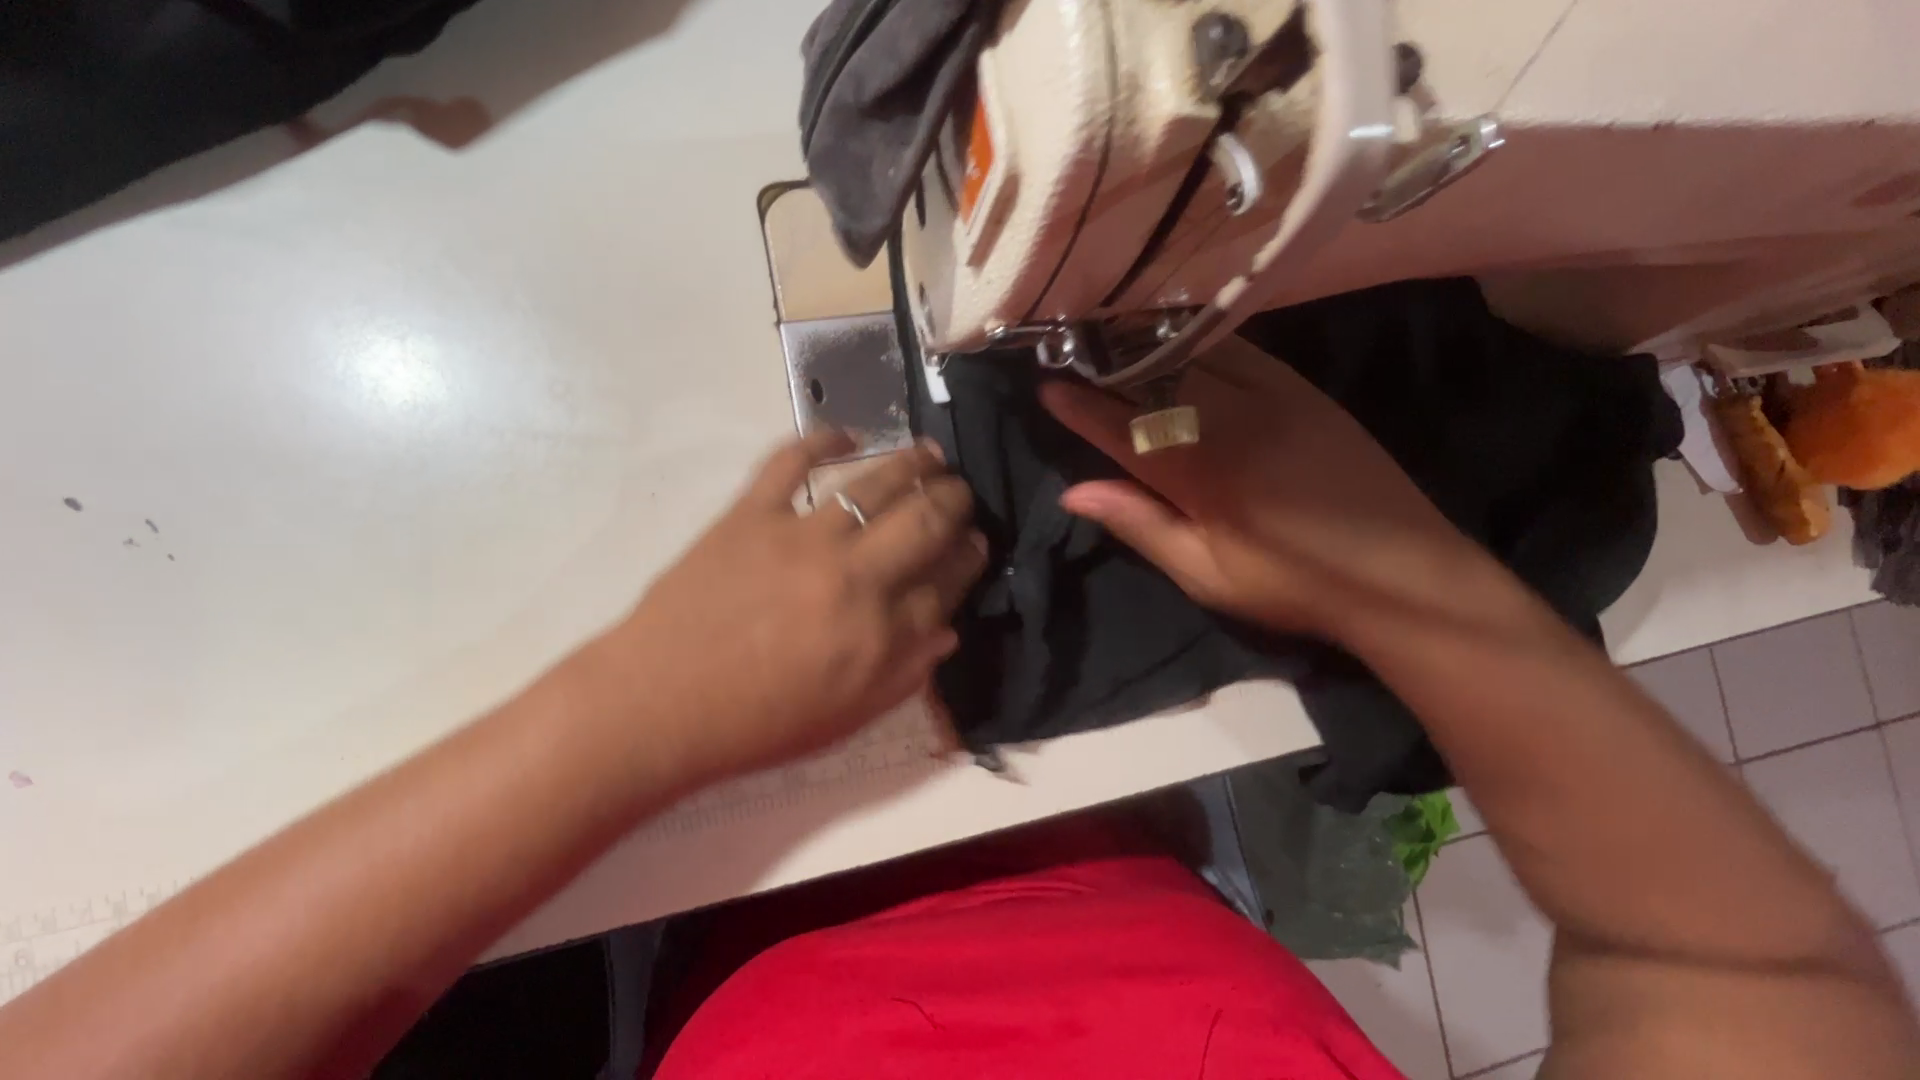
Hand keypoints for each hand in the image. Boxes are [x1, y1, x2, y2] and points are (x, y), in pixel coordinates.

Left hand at [587, 433, 986, 783]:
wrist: (659, 705)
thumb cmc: (757, 724)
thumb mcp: (846, 718)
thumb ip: (906, 674)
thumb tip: (946, 629)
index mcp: (880, 635)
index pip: (948, 582)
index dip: (971, 558)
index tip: (977, 542)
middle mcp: (854, 578)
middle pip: (925, 523)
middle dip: (955, 502)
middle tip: (961, 492)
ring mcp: (802, 539)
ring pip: (875, 484)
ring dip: (913, 463)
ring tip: (931, 454)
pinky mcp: (751, 513)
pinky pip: (792, 461)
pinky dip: (822, 438)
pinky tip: (849, 435)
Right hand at [1042, 337, 1488, 639]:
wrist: (1404, 575)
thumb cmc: (1292, 586)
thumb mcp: (1205, 574)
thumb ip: (1140, 524)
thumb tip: (1074, 492)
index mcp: (1203, 473)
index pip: (1124, 426)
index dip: (1081, 406)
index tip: (1047, 387)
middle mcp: (1234, 420)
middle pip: (1155, 376)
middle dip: (1106, 362)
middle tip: (1069, 348)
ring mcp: (1275, 396)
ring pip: (1196, 352)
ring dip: (1148, 343)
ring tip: (1111, 333)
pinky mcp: (1305, 389)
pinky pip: (1240, 349)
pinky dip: (1198, 340)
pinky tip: (1178, 338)